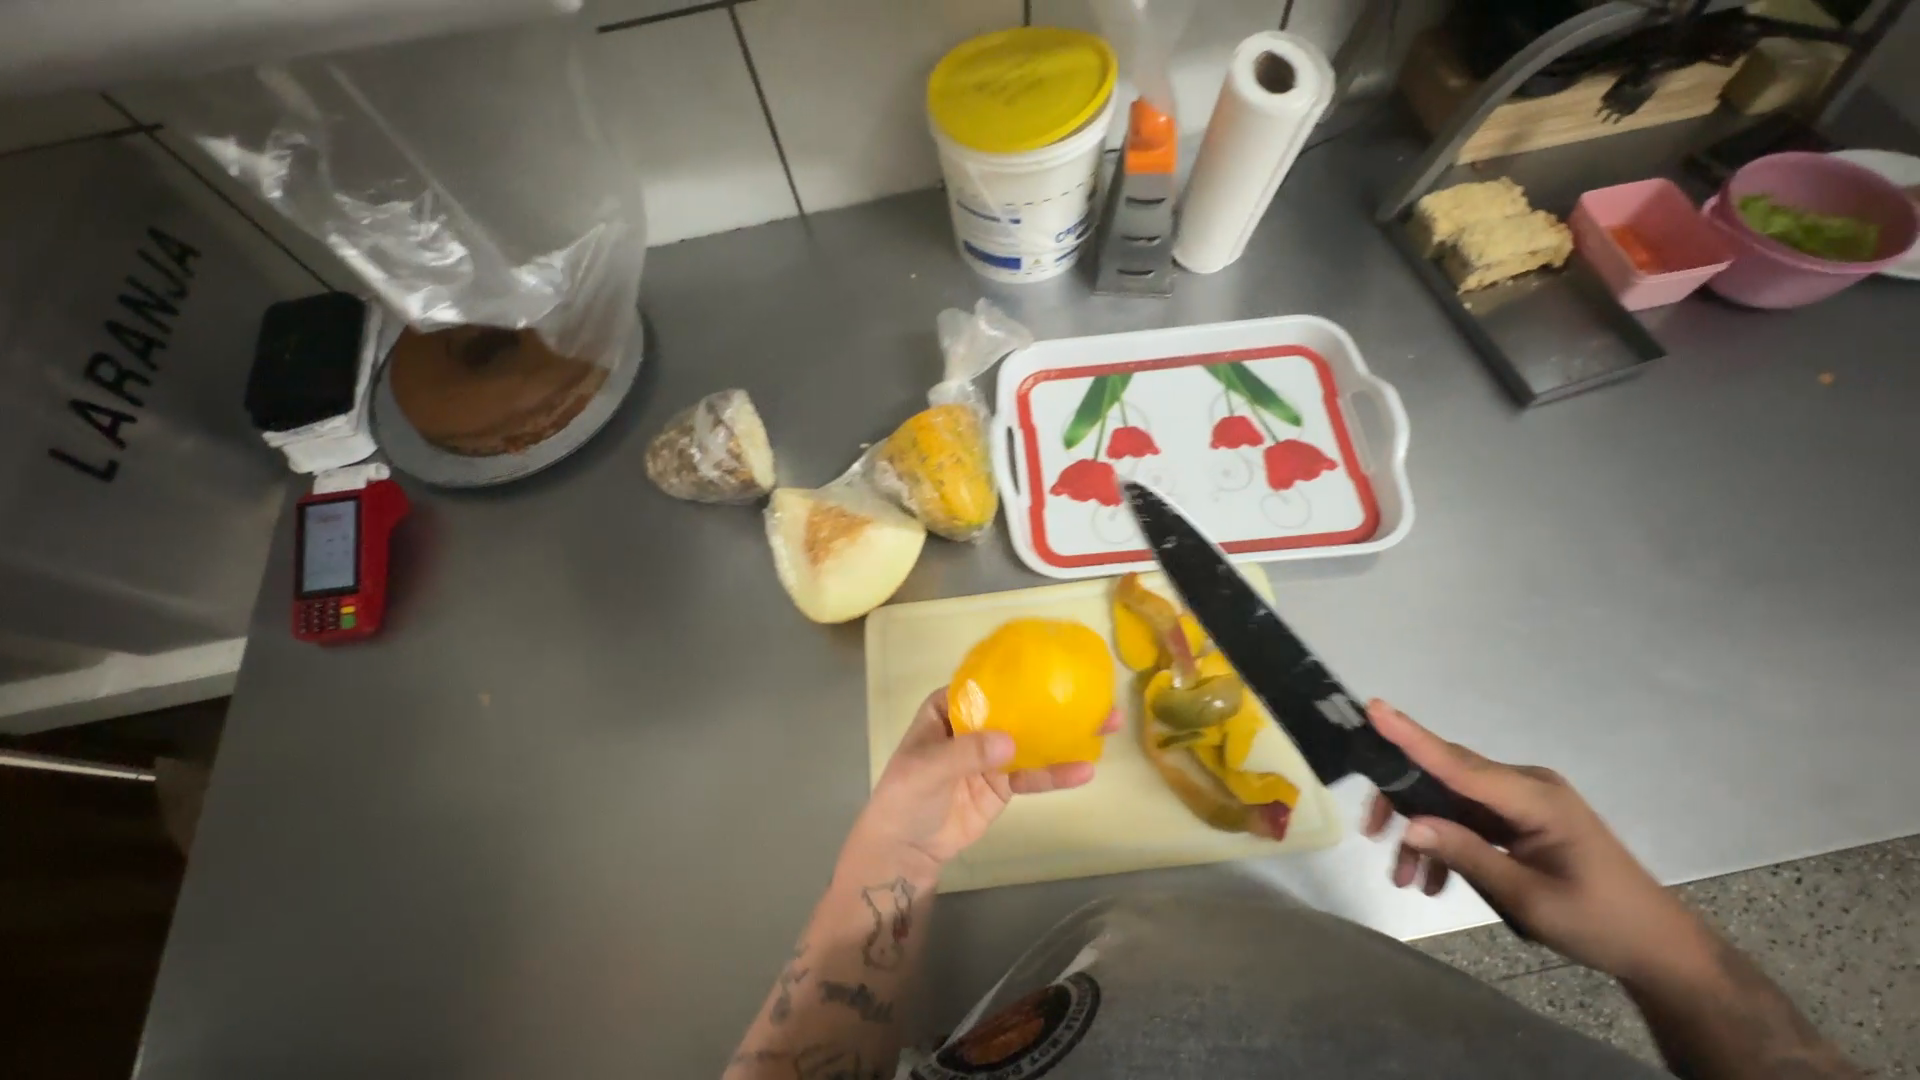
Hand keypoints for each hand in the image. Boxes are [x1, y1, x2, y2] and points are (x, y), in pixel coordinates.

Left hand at [844, 689, 1117, 881]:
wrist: (906, 850)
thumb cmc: (904, 797)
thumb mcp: (927, 770)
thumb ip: (965, 754)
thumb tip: (1009, 742)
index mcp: (949, 708)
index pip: (985, 681)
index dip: (1017, 669)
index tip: (1055, 660)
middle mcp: (974, 725)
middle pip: (1019, 707)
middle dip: (1055, 699)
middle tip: (1097, 692)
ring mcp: (992, 754)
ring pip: (1033, 739)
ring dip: (1068, 733)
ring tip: (1108, 724)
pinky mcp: (1004, 784)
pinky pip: (1034, 774)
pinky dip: (1057, 773)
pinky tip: (1085, 770)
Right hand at [1362, 699, 1707, 982]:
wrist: (1659, 949)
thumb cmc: (1600, 923)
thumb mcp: (1529, 898)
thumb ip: (1468, 856)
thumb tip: (1409, 826)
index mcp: (1536, 799)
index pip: (1458, 763)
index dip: (1412, 737)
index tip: (1374, 708)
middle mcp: (1525, 786)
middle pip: (1443, 776)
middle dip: (1402, 802)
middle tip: (1371, 834)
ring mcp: (1521, 801)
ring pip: (1448, 799)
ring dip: (1422, 833)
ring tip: (1404, 878)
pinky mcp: (1518, 818)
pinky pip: (1465, 817)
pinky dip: (1444, 843)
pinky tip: (1432, 881)